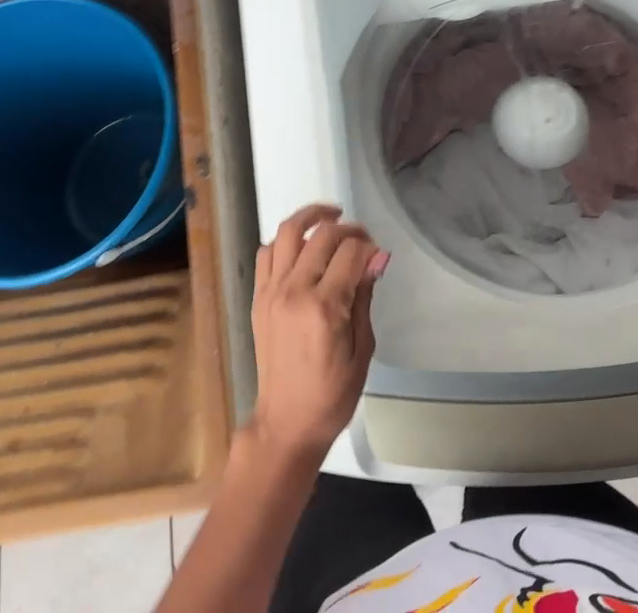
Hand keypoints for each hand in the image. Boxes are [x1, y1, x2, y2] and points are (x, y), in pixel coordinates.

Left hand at [248, 204, 389, 462]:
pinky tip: (302, 245)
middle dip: (348, 229)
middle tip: (363, 238)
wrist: (287, 421)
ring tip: (332, 217)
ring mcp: (271, 292)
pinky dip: (285, 240)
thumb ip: (364, 298)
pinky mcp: (258, 298)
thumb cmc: (333, 394)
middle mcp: (294, 291)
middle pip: (322, 236)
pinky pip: (267, 253)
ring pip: (288, 233)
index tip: (379, 255)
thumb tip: (376, 259)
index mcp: (325, 308)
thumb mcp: (362, 349)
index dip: (369, 247)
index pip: (350, 253)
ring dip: (312, 218)